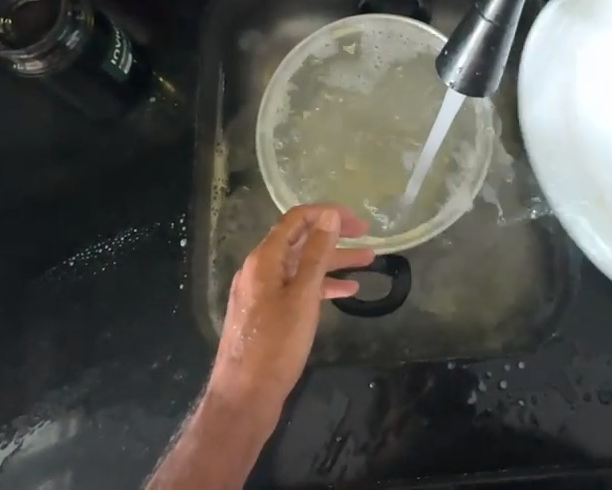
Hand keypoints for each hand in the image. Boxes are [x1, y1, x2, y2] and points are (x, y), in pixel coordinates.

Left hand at [211, 205, 372, 415]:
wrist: (243, 399)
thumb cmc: (275, 345)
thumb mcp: (302, 297)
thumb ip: (316, 254)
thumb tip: (328, 215)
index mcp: (264, 259)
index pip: (296, 219)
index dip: (327, 213)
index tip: (357, 221)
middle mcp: (259, 269)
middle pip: (300, 241)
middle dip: (334, 236)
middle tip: (367, 235)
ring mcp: (261, 292)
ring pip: (301, 266)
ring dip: (333, 262)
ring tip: (368, 262)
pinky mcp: (266, 313)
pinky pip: (297, 288)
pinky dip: (320, 286)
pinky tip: (346, 293)